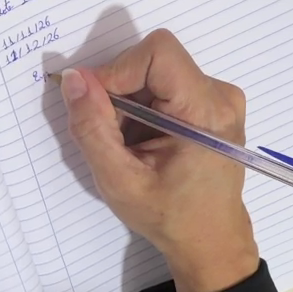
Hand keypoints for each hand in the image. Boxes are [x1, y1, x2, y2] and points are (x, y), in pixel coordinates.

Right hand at [60, 30, 259, 291]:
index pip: (157, 53)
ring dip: (129, 105)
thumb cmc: (167, 215)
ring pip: (155, 74)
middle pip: (153, 62)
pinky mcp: (211, 104)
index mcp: (206, 111)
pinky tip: (144, 142)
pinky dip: (142, 110)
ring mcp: (219, 98)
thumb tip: (72, 79)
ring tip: (130, 146)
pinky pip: (164, 87)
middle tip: (113, 138)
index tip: (98, 108)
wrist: (209, 239)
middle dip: (120, 94)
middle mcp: (220, 94)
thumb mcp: (118, 179)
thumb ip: (91, 127)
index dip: (117, 71)